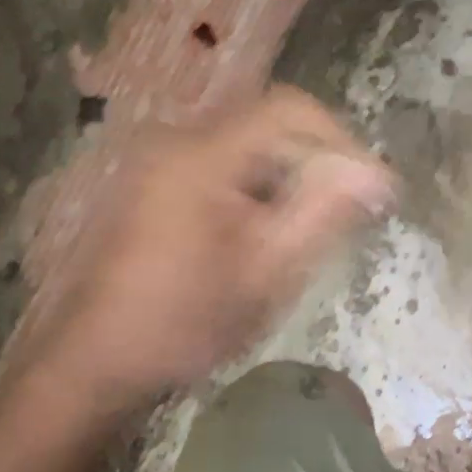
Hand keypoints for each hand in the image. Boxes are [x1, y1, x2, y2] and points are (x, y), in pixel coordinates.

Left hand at [29, 88, 395, 416]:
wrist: (93, 363)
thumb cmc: (184, 323)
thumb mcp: (266, 272)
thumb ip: (324, 214)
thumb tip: (378, 175)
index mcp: (203, 154)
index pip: (290, 108)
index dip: (340, 139)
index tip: (369, 187)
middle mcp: (177, 141)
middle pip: (269, 125)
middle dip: (316, 163)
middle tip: (348, 213)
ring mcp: (159, 160)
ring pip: (247, 147)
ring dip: (287, 179)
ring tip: (308, 231)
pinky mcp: (152, 182)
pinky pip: (222, 165)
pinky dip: (256, 189)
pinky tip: (263, 236)